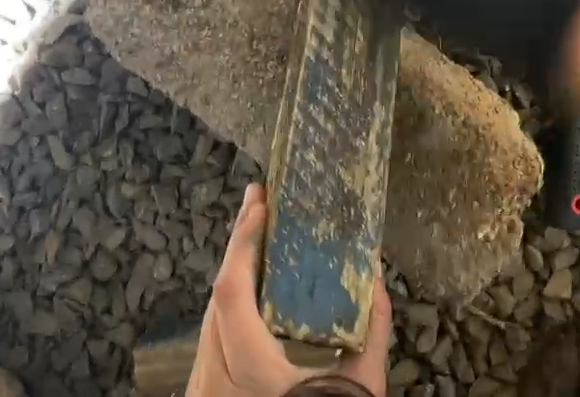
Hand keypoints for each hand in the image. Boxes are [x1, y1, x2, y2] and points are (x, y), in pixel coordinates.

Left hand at [189, 184, 392, 396]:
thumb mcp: (358, 390)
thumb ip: (372, 333)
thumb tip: (375, 272)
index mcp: (253, 371)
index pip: (231, 292)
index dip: (241, 242)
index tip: (260, 204)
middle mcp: (216, 378)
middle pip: (217, 295)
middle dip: (239, 244)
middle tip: (260, 201)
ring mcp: (203, 389)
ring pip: (211, 315)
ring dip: (235, 271)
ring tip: (258, 231)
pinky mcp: (203, 395)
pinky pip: (213, 337)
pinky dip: (231, 303)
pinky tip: (251, 284)